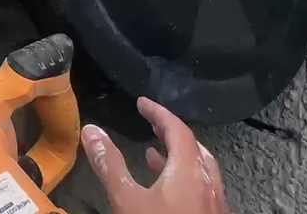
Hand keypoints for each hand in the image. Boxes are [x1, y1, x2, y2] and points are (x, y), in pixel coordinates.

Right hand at [79, 97, 227, 213]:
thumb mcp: (126, 200)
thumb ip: (109, 164)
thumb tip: (91, 130)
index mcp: (190, 174)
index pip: (179, 131)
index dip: (160, 113)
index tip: (141, 103)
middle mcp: (210, 189)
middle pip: (197, 151)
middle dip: (173, 134)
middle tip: (151, 125)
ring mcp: (216, 211)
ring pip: (202, 174)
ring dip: (178, 159)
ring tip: (153, 154)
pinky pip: (202, 193)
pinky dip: (183, 180)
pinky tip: (166, 194)